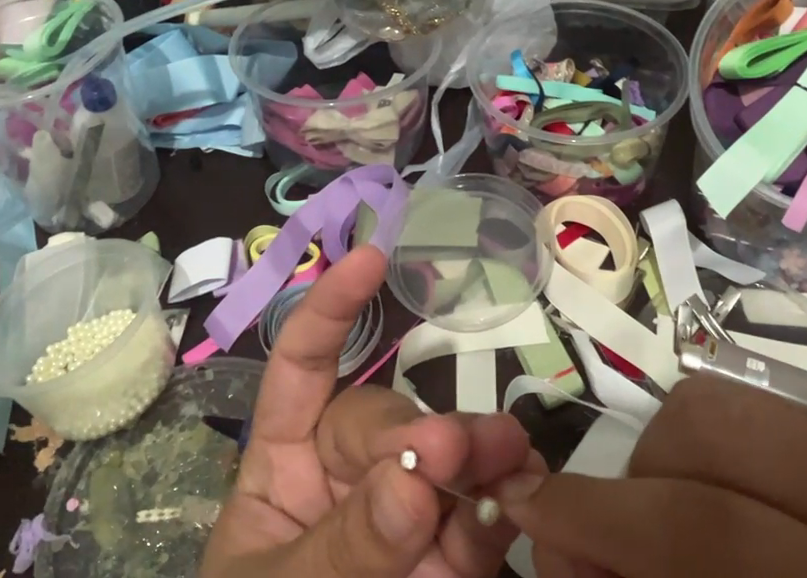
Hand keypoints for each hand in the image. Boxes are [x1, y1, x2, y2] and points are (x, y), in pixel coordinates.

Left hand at [201, 245, 544, 577]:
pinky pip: (478, 518)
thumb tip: (416, 466)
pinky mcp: (450, 557)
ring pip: (441, 460)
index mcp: (282, 470)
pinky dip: (502, 506)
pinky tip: (524, 494)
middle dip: (417, 428)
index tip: (371, 258)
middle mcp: (346, 478)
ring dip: (477, 452)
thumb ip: (346, 542)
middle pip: (382, 420)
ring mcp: (403, 516)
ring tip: (509, 460)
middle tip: (456, 453)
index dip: (330, 311)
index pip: (300, 371)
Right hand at [497, 375, 806, 577]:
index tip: (526, 513)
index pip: (706, 530)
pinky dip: (704, 456)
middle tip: (596, 541)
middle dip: (629, 483)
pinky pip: (762, 423)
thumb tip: (558, 540)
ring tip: (657, 526)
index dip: (594, 516)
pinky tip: (701, 513)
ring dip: (664, 458)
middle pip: (716, 439)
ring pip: (734, 409)